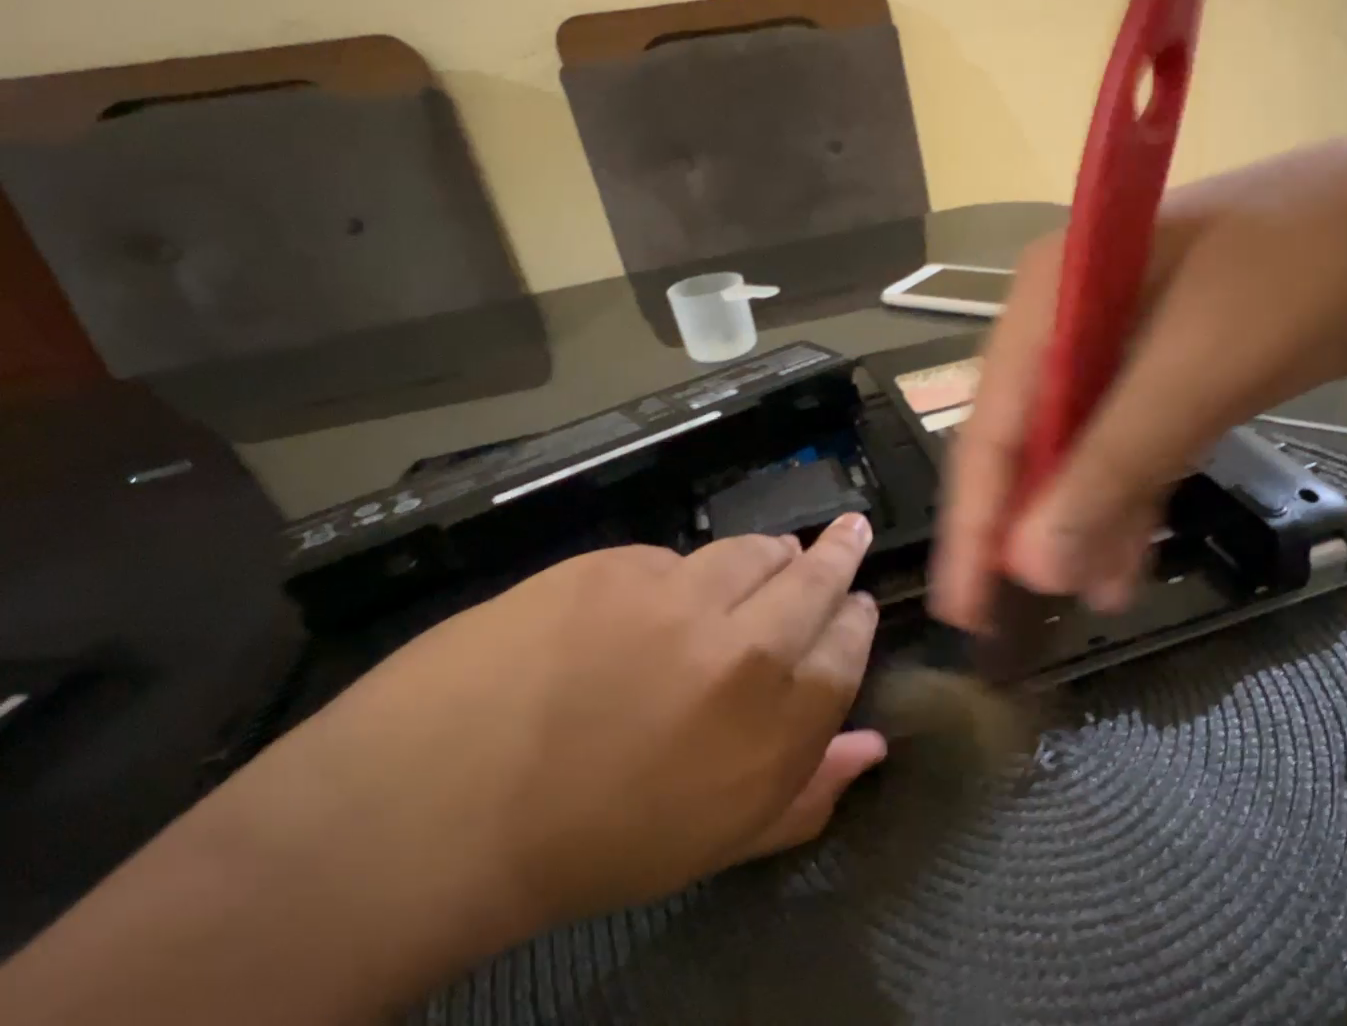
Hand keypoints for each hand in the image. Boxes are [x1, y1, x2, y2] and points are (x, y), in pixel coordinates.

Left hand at [276, 512, 885, 925]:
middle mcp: (744, 646)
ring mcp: (677, 597)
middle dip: (839, 554)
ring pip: (748, 552)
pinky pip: (668, 559)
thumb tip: (872, 745)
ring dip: (768, 554)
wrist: (440, 813)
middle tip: (848, 533)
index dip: (856, 619)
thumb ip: (809, 790)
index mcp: (779, 722)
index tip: (856, 604)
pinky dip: (679, 573)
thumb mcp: (719, 842)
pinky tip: (657, 599)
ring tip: (771, 554)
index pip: (847, 646)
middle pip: (814, 579)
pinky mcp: (611, 568)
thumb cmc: (593, 847)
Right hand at [931, 133, 1346, 629]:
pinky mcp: (1165, 371)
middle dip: (1025, 530)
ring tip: (1093, 598)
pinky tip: (1127, 561)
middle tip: (1015, 618)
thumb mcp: (1199, 370)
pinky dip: (1127, 503)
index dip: (972, 520)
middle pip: (1023, 443)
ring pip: (1077, 455)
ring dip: (1081, 527)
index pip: (987, 423)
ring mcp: (1117, 346)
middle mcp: (1067, 320)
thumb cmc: (1300, 277)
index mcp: (1050, 296)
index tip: (963, 606)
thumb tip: (1032, 566)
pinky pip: (1127, 449)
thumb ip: (1113, 464)